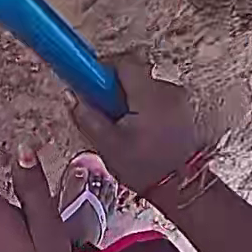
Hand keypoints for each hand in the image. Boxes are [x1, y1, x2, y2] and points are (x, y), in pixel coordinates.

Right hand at [68, 55, 231, 197]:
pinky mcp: (182, 108)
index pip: (124, 63)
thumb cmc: (145, 167)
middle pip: (133, 74)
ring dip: (128, 99)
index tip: (89, 82)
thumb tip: (70, 95)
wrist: (181, 187)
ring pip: (143, 87)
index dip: (103, 69)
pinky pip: (155, 97)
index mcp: (150, 96)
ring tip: (120, 125)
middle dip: (114, 89)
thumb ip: (87, 116)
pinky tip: (136, 129)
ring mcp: (178, 99)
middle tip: (103, 111)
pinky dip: (142, 107)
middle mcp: (168, 91)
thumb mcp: (107, 144)